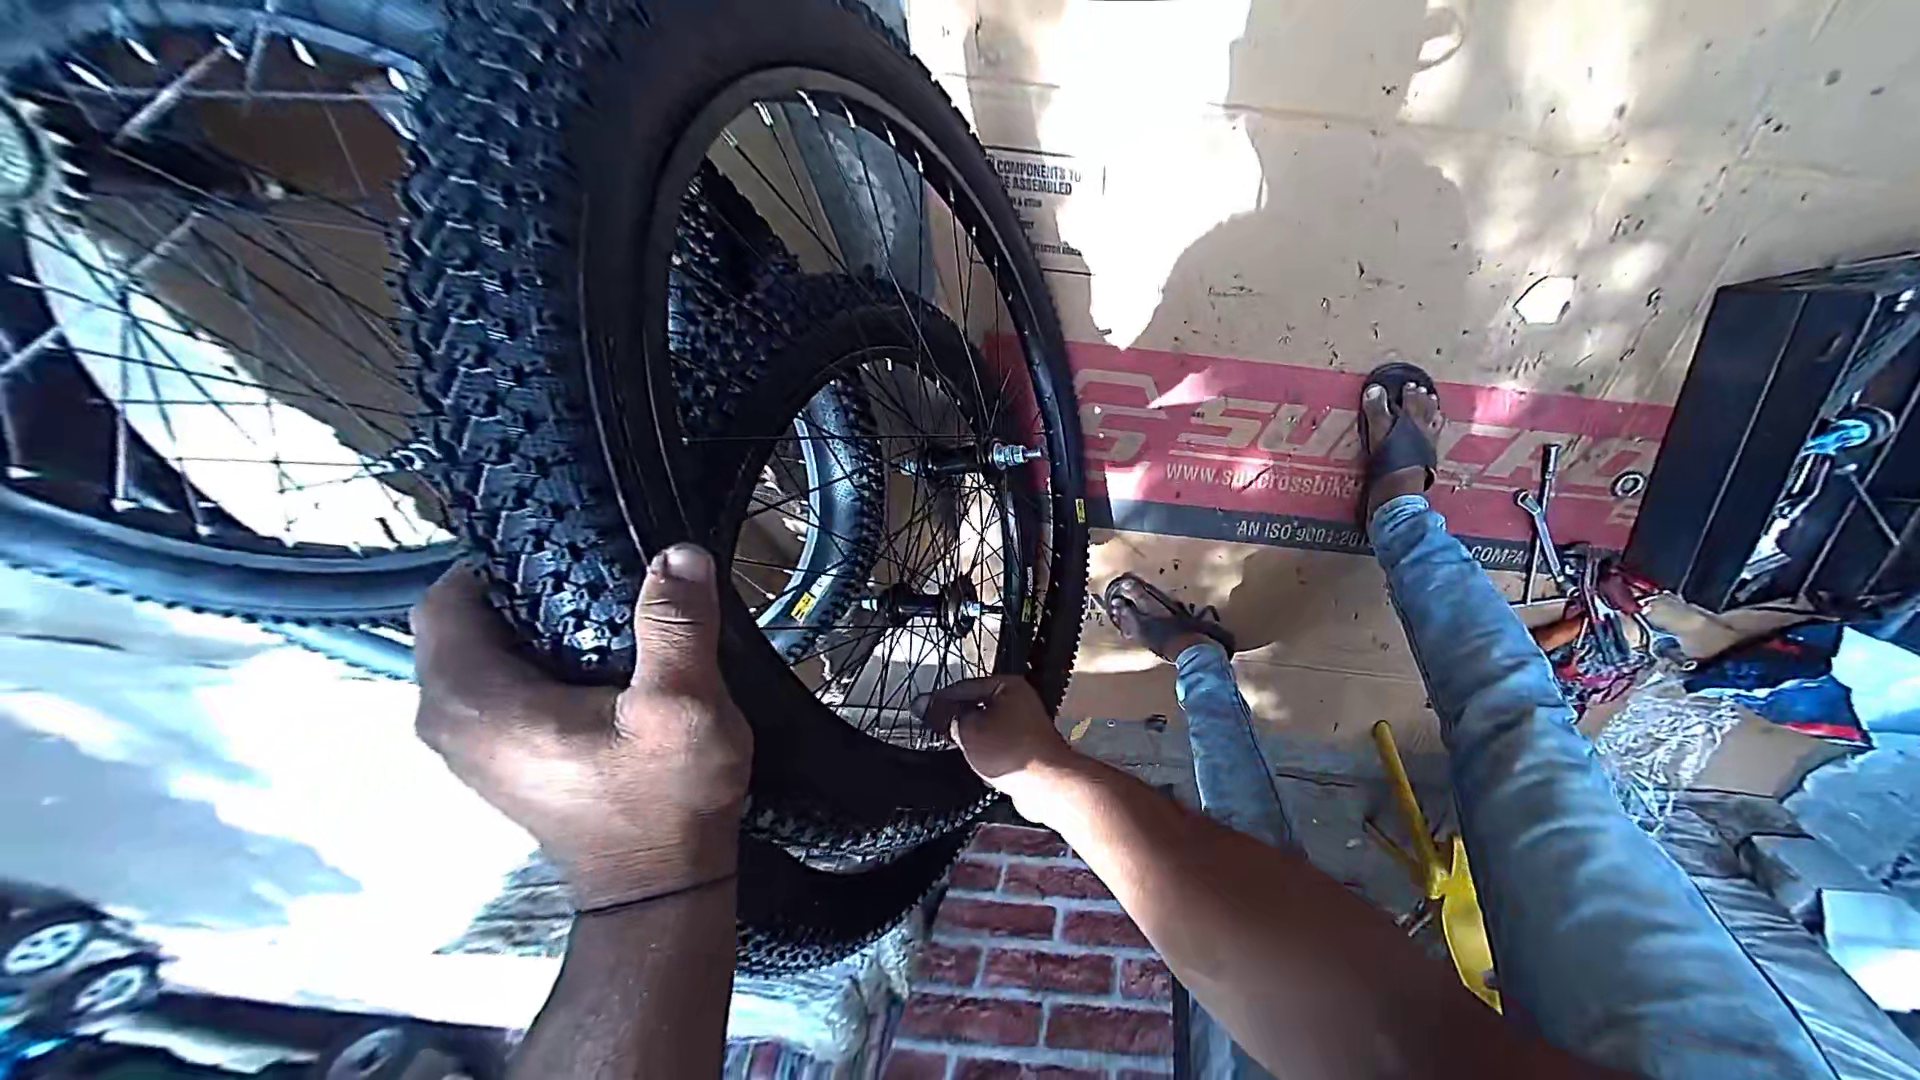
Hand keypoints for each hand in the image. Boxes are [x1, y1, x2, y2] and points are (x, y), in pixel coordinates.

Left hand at [412, 545, 752, 909]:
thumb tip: (679, 553)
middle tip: (606, 571)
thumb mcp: (682, 706)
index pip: (448, 599)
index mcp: (476, 703)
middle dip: (530, 588)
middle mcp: (452, 722)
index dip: (502, 561)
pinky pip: (503, 683)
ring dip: (541, 622)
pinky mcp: (505, 757)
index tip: (572, 544)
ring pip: (486, 653)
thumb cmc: (665, 798)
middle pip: (467, 623)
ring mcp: (474, 746)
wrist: (662, 882)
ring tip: (612, 608)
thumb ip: (677, 626)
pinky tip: (604, 657)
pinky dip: (543, 657)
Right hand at [925, 676, 1080, 820]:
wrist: (1048, 785)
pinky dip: (984, 751)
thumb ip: (944, 716)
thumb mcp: (968, 730)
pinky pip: (997, 743)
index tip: (920, 710)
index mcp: (1007, 685)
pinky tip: (976, 762)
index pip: (963, 687)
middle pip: (975, 705)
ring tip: (956, 748)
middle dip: (955, 720)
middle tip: (934, 731)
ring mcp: (1024, 723)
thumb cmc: (1012, 752)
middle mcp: (1018, 700)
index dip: (939, 700)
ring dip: (970, 738)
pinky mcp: (1026, 746)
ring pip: (985, 726)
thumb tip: (924, 705)